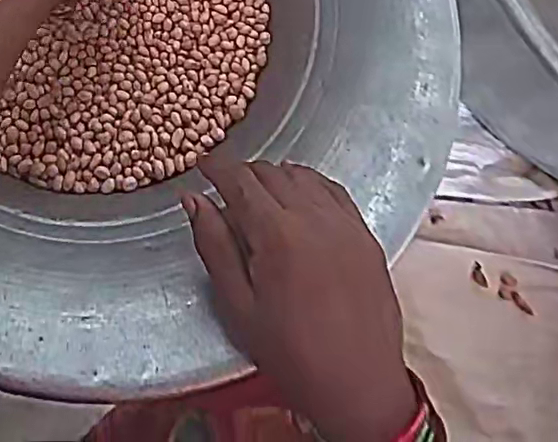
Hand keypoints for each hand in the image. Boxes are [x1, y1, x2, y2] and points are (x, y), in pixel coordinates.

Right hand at [183, 160, 416, 441]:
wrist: (362, 392)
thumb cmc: (292, 354)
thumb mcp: (237, 305)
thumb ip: (213, 244)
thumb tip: (192, 199)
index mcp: (277, 235)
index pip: (239, 179)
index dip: (216, 167)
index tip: (203, 166)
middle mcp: (313, 219)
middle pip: (268, 171)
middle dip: (241, 175)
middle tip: (227, 192)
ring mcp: (344, 225)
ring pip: (299, 175)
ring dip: (273, 177)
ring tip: (260, 198)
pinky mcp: (365, 236)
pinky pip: (331, 189)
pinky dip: (308, 184)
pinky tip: (297, 199)